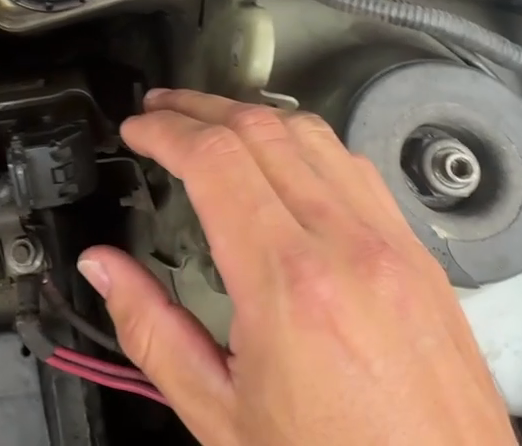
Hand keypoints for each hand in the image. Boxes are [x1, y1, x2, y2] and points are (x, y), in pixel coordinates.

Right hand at [77, 89, 514, 445]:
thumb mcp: (220, 414)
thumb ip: (150, 330)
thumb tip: (101, 266)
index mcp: (288, 284)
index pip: (214, 159)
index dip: (163, 130)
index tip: (137, 129)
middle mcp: (347, 248)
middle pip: (258, 128)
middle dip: (197, 107)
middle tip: (160, 111)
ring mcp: (392, 245)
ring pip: (311, 134)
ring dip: (249, 115)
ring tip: (210, 122)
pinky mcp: (419, 257)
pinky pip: (354, 167)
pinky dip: (303, 143)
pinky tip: (281, 159)